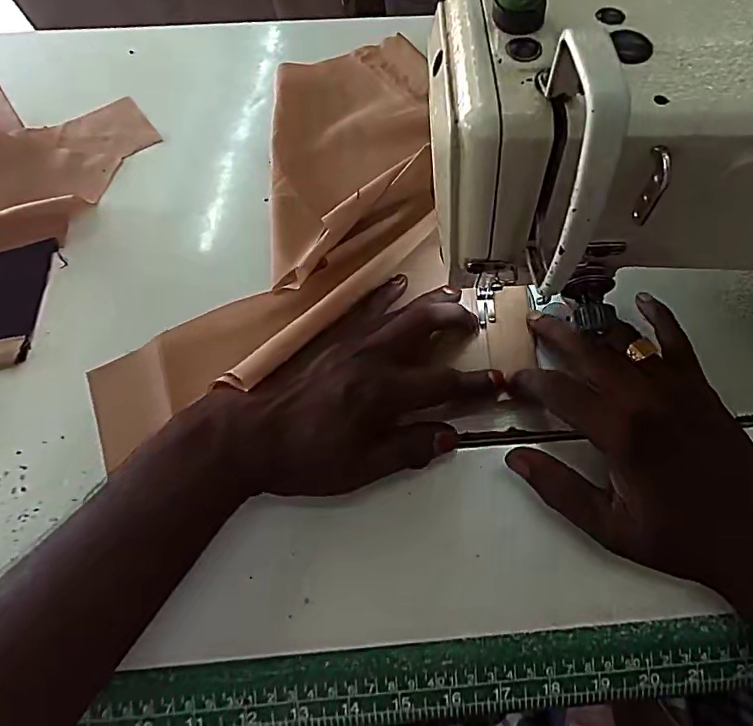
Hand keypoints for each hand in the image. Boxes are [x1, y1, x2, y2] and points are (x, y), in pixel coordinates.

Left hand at [185, 276, 497, 497]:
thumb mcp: (360, 468)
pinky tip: (398, 284)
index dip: (476, 384)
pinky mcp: (334, 340)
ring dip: (430, 301)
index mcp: (383, 393)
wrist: (251, 436)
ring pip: (400, 311)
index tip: (500, 383)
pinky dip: (385, 294)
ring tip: (454, 294)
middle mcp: (372, 359)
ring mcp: (352, 344)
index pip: (443, 383)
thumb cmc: (306, 456)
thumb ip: (406, 450)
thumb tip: (449, 437)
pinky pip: (366, 309)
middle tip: (477, 322)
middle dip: (456, 320)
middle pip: (424, 326)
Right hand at [505, 294, 752, 628]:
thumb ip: (560, 489)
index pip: (560, 391)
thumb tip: (518, 460)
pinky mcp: (699, 387)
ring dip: (595, 327)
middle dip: (555, 334)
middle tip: (535, 324)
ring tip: (572, 319)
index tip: (516, 381)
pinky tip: (644, 301)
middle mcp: (644, 400)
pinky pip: (675, 340)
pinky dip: (659, 316)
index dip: (531, 382)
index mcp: (620, 434)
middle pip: (588, 352)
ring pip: (625, 341)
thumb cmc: (683, 538)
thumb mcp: (612, 527)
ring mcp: (674, 388)